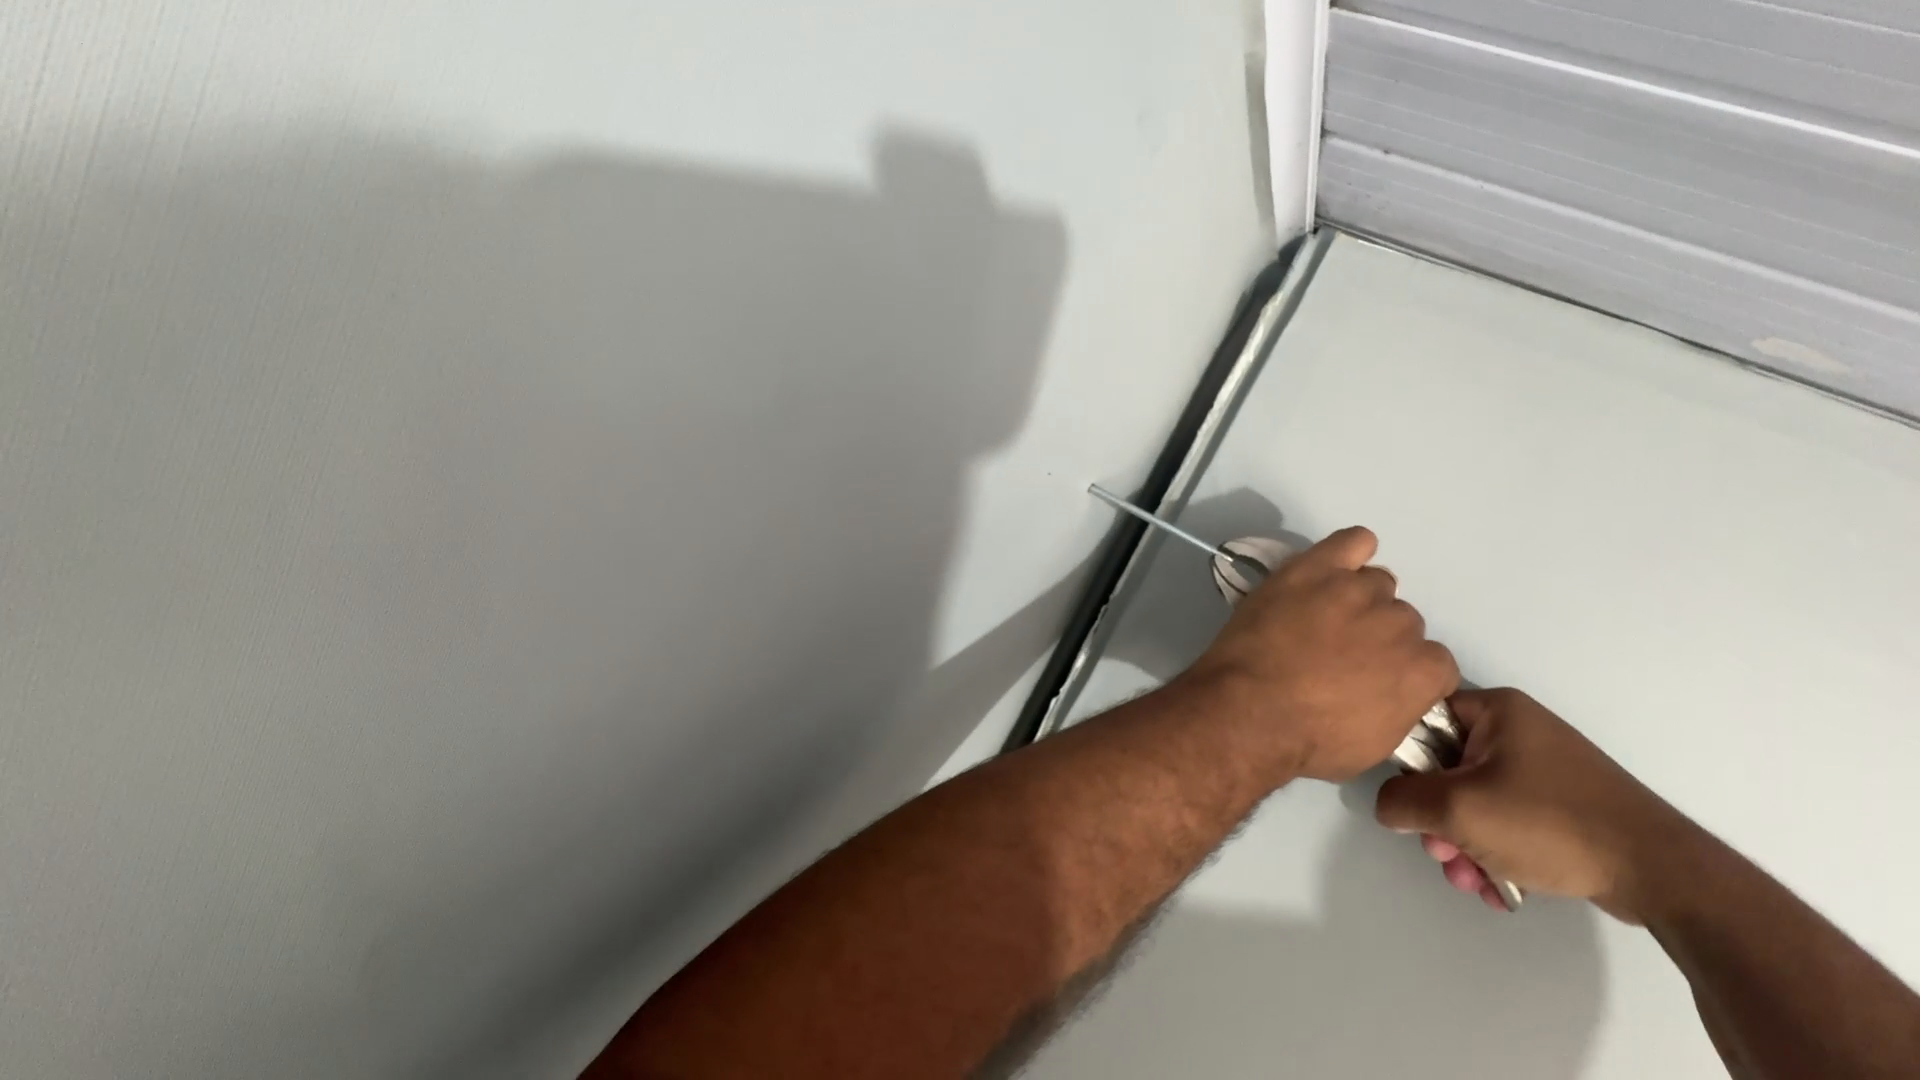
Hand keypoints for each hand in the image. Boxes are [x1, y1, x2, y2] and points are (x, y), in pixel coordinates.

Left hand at [1184, 526, 1457, 782]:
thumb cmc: (1308, 740)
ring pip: (1375, 583)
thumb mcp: (1373, 744)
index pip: (1433, 661)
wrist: (1248, 710)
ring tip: (1321, 619)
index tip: (1374, 680)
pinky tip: (1335, 566)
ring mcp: (1356, 591)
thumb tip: (1396, 694)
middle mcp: (1400, 624)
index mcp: (1423, 669)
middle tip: (1336, 654)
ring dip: (1357, 600)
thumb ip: (1399, 709)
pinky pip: (1352, 540)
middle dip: (1375, 637)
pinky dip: (1350, 550)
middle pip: (1400, 620)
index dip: (1404, 671)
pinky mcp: (1315, 568)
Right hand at [1374, 688, 1695, 921]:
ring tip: (1474, 881)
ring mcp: (1544, 770)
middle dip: (1438, 821)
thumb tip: (1390, 806)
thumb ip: (1401, 800)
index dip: (1407, 759)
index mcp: (1497, 712)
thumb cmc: (1549, 823)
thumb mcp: (1456, 808)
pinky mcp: (1562, 807)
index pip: (1424, 718)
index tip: (1410, 800)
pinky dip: (1495, 853)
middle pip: (1446, 770)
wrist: (1659, 873)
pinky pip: (1507, 822)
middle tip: (1444, 854)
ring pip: (1475, 804)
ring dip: (1464, 846)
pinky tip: (1500, 887)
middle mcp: (1519, 731)